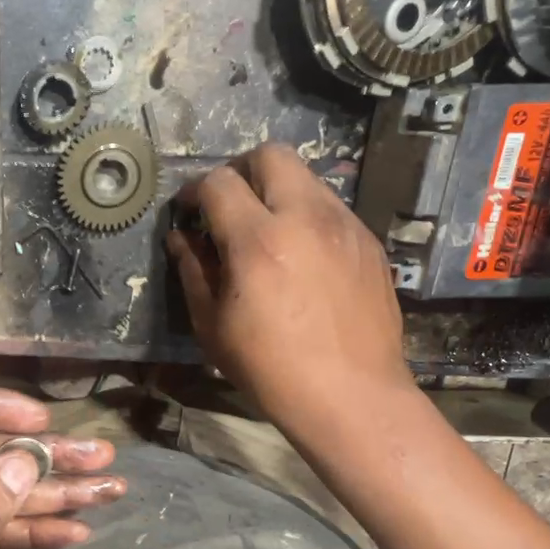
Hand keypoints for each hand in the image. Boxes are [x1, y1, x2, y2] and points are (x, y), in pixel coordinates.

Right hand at [166, 143, 410, 431]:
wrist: (349, 393)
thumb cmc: (268, 368)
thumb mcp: (212, 325)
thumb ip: (193, 271)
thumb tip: (181, 239)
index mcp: (258, 240)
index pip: (218, 182)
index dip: (194, 191)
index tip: (187, 212)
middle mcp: (305, 217)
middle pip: (270, 155)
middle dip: (239, 171)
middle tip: (227, 205)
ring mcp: (343, 225)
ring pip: (305, 177)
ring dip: (276, 191)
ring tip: (264, 231)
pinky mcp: (367, 241)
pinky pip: (330, 208)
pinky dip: (305, 216)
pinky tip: (298, 256)